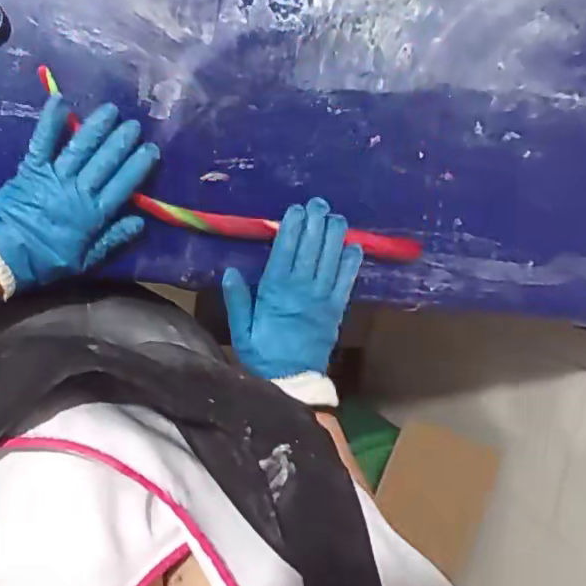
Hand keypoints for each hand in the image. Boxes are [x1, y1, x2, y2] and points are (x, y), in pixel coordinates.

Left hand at [0, 94, 158, 293]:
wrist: (5, 257)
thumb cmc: (47, 262)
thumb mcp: (85, 261)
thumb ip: (112, 240)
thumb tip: (140, 221)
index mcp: (94, 214)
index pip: (123, 184)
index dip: (138, 166)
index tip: (151, 149)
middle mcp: (78, 191)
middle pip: (106, 161)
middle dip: (122, 141)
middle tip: (134, 125)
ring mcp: (55, 177)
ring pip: (81, 147)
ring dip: (97, 127)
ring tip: (111, 110)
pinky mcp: (32, 169)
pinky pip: (43, 141)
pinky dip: (51, 121)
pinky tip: (60, 101)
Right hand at [222, 197, 363, 384]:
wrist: (292, 381)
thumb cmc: (262, 354)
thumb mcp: (240, 330)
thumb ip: (237, 301)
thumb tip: (231, 272)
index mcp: (275, 292)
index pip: (284, 253)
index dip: (291, 229)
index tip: (295, 210)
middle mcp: (301, 290)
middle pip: (310, 250)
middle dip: (314, 224)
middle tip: (318, 204)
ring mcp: (322, 299)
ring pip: (329, 260)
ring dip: (333, 237)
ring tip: (336, 217)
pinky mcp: (336, 310)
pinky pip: (346, 282)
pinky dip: (351, 263)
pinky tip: (353, 246)